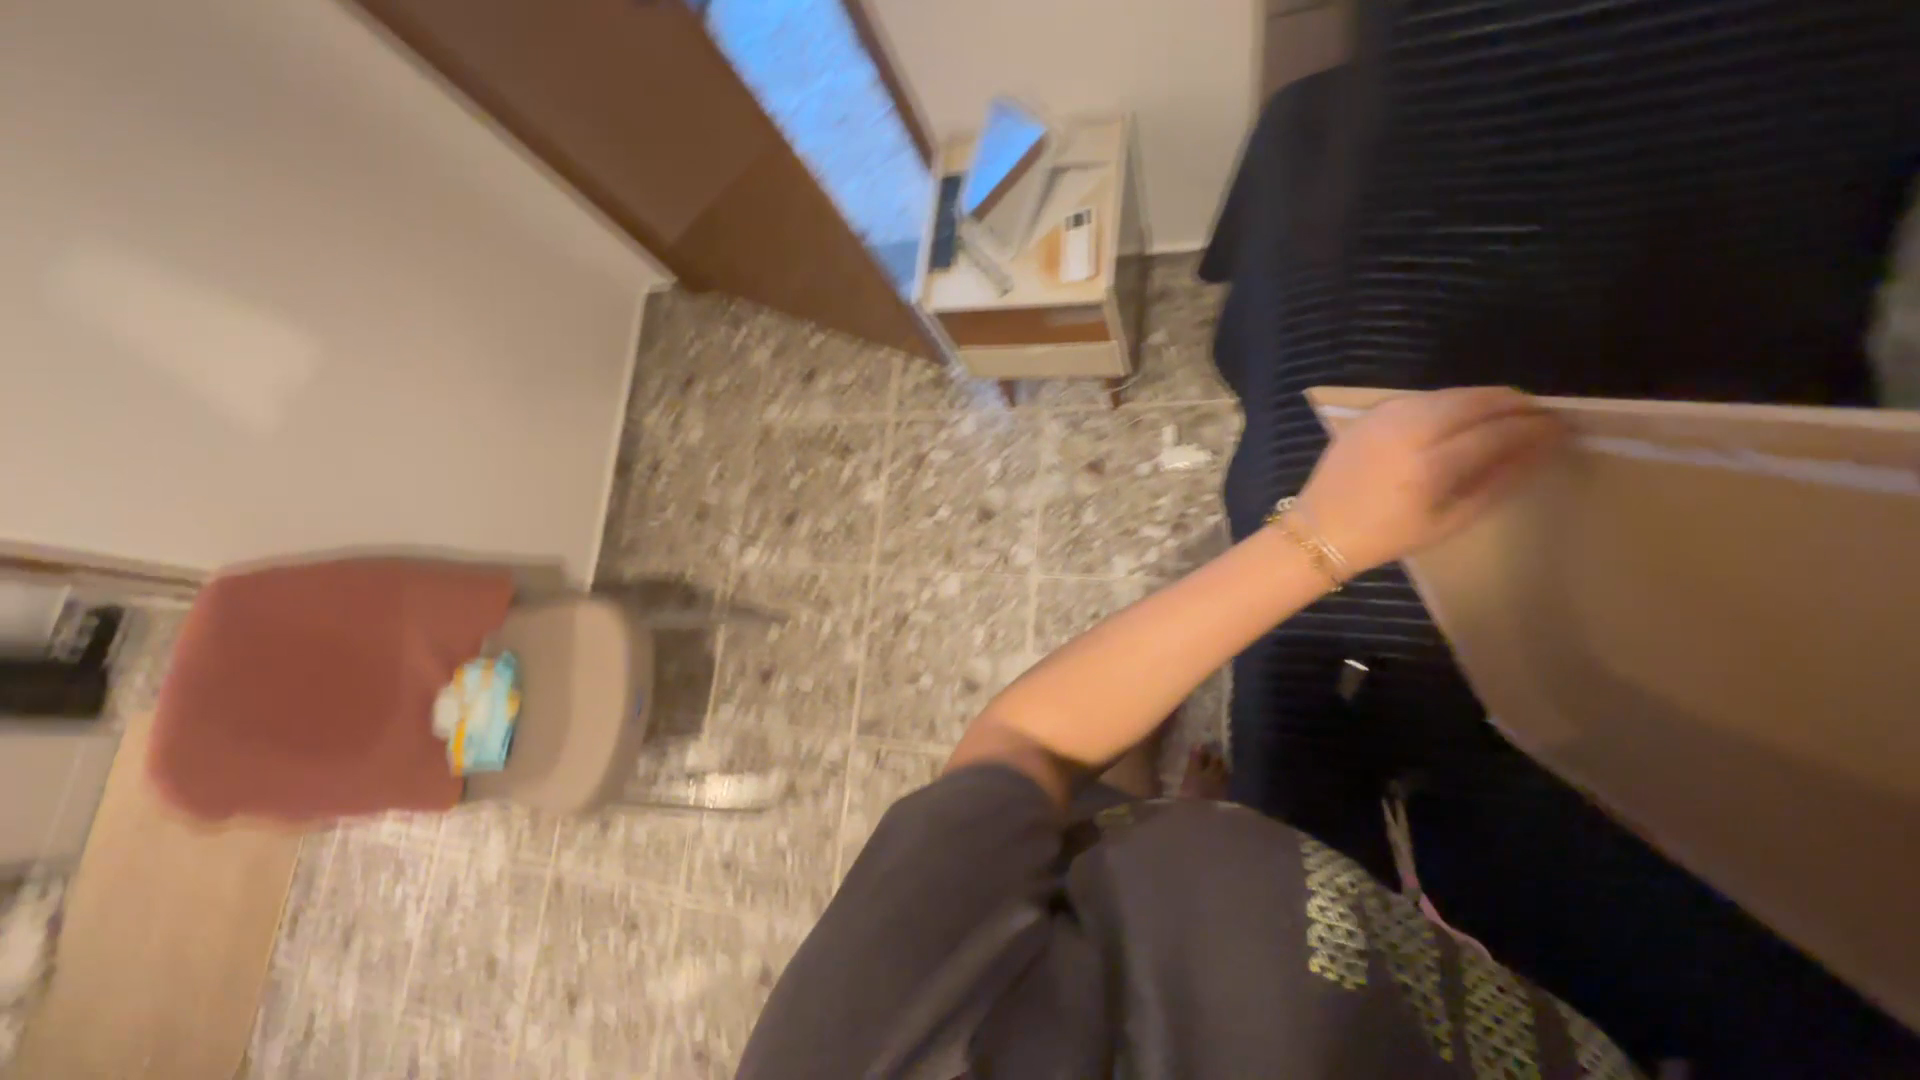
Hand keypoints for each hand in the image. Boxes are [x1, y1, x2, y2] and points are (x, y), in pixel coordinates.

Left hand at [1290, 387, 1566, 573]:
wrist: (1321, 527)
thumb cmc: (1388, 535)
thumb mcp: (1451, 521)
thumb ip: (1498, 482)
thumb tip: (1540, 450)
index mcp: (1430, 466)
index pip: (1498, 432)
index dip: (1534, 427)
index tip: (1561, 428)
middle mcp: (1409, 432)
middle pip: (1476, 401)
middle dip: (1515, 404)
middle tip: (1540, 414)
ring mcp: (1386, 417)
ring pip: (1451, 394)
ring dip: (1485, 399)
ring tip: (1510, 412)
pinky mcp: (1371, 412)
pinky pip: (1423, 398)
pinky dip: (1451, 401)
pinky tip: (1464, 414)